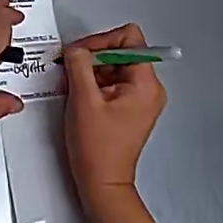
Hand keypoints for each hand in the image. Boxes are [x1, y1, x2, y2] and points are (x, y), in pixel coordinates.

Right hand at [62, 23, 166, 200]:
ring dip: (90, 72)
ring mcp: (139, 98)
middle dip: (93, 58)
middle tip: (73, 70)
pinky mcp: (129, 106)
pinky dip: (93, 84)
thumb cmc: (99, 151)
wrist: (102, 183)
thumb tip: (76, 48)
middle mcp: (148, 89)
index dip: (103, 41)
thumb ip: (79, 64)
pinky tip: (80, 97)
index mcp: (146, 84)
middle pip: (120, 51)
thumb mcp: (83, 99)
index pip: (129, 38)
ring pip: (113, 66)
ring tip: (75, 88)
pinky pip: (111, 81)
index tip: (84, 52)